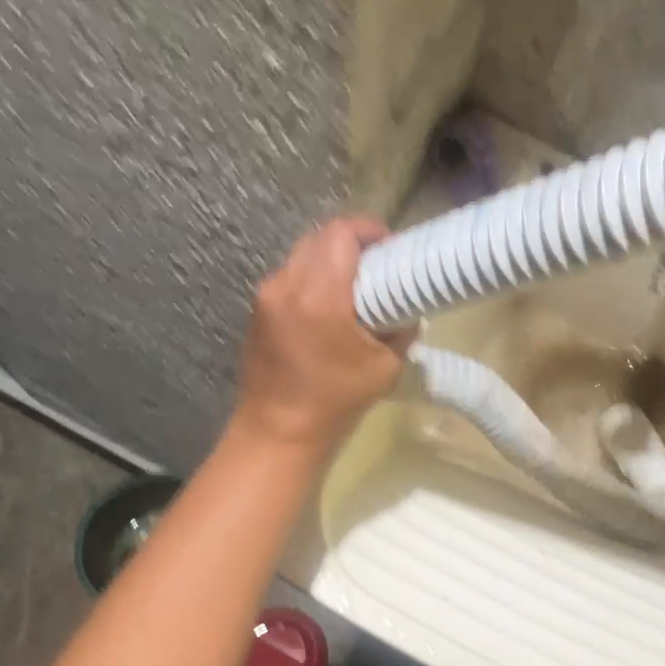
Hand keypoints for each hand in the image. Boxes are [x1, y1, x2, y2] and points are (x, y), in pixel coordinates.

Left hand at [230, 217, 411, 453]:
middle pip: (320, 239)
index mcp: (320, 296)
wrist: (278, 433)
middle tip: (377, 269)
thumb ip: (400, 328)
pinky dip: (311, 281)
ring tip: (353, 289)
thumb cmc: (336, 403)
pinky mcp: (257, 312)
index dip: (370, 232)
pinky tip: (328, 311)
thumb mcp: (385, 367)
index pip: (341, 234)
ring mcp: (266, 297)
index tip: (391, 249)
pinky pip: (288, 279)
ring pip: (301, 257)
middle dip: (351, 245)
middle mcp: (286, 286)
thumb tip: (407, 311)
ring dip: (329, 262)